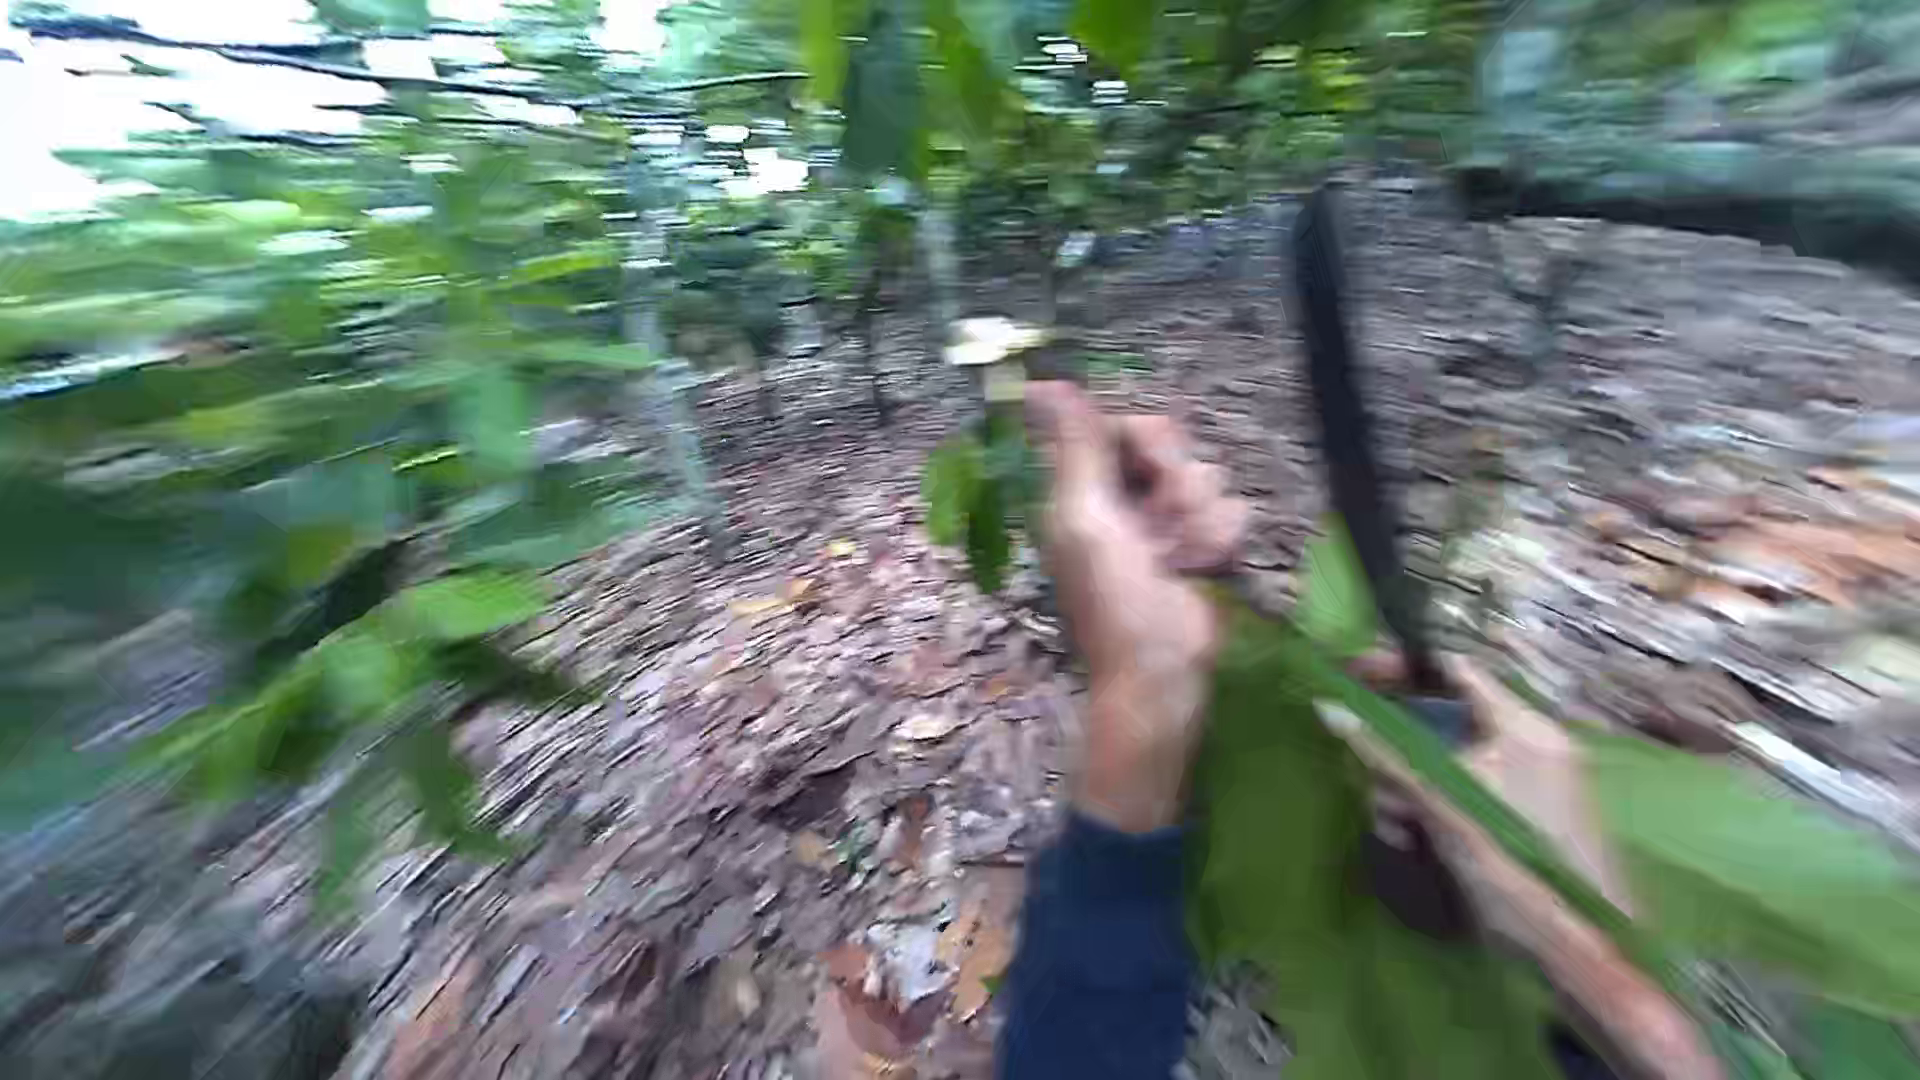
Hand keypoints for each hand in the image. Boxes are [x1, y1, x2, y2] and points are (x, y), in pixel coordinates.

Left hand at [1025, 382, 1245, 831]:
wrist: (1162, 669)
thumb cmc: (1111, 598)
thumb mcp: (1084, 517)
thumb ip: (1072, 448)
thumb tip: (1038, 385)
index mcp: (1084, 485)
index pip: (1124, 423)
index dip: (1146, 442)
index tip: (1147, 471)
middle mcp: (1124, 493)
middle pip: (1171, 442)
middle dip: (1174, 487)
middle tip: (1158, 531)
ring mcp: (1167, 516)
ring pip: (1207, 474)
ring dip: (1195, 522)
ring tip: (1175, 560)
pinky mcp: (1206, 538)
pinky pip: (1233, 508)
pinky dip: (1217, 543)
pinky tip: (1198, 570)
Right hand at [1344, 655, 1720, 1079]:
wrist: (1583, 957)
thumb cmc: (1516, 862)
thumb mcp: (1439, 801)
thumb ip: (1381, 752)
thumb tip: (1325, 705)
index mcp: (1523, 728)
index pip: (1454, 668)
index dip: (1401, 664)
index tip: (1354, 672)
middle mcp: (1525, 743)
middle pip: (1437, 716)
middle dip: (1392, 742)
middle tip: (1364, 764)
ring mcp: (1521, 779)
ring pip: (1437, 757)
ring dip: (1401, 782)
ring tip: (1390, 820)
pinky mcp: (1512, 810)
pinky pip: (1452, 786)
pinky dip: (1423, 803)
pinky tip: (1407, 834)